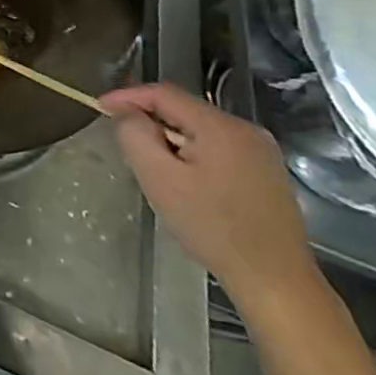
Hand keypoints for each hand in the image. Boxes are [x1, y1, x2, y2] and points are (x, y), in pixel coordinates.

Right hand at [102, 83, 315, 297]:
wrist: (275, 280)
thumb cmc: (212, 227)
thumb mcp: (160, 179)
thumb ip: (136, 135)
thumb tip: (128, 112)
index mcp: (221, 127)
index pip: (164, 94)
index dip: (128, 96)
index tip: (100, 107)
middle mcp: (246, 130)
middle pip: (184, 110)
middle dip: (150, 120)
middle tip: (126, 142)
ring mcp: (261, 151)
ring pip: (200, 129)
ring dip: (170, 138)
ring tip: (153, 165)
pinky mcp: (266, 172)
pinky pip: (217, 147)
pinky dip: (192, 152)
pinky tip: (185, 180)